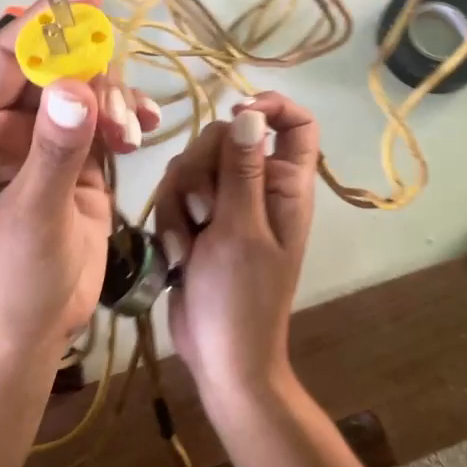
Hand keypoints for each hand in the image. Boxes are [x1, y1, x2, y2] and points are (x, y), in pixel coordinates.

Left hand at [0, 0, 161, 369]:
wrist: (29, 340)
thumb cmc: (10, 283)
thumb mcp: (31, 217)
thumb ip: (55, 151)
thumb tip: (77, 85)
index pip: (8, 58)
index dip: (46, 23)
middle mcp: (7, 130)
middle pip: (55, 68)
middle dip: (92, 75)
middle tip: (117, 115)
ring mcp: (45, 144)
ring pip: (85, 91)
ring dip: (113, 101)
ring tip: (128, 138)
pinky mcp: (77, 164)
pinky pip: (104, 121)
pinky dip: (126, 119)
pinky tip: (144, 130)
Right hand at [153, 91, 318, 401]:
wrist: (219, 359)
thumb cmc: (241, 299)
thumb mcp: (240, 230)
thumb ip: (242, 169)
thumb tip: (250, 112)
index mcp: (286, 185)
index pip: (296, 123)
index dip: (270, 107)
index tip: (235, 114)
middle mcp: (259, 186)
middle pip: (226, 137)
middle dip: (202, 169)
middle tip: (203, 210)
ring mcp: (227, 203)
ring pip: (193, 164)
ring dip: (180, 202)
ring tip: (187, 245)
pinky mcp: (198, 220)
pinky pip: (176, 193)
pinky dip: (170, 220)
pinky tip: (175, 255)